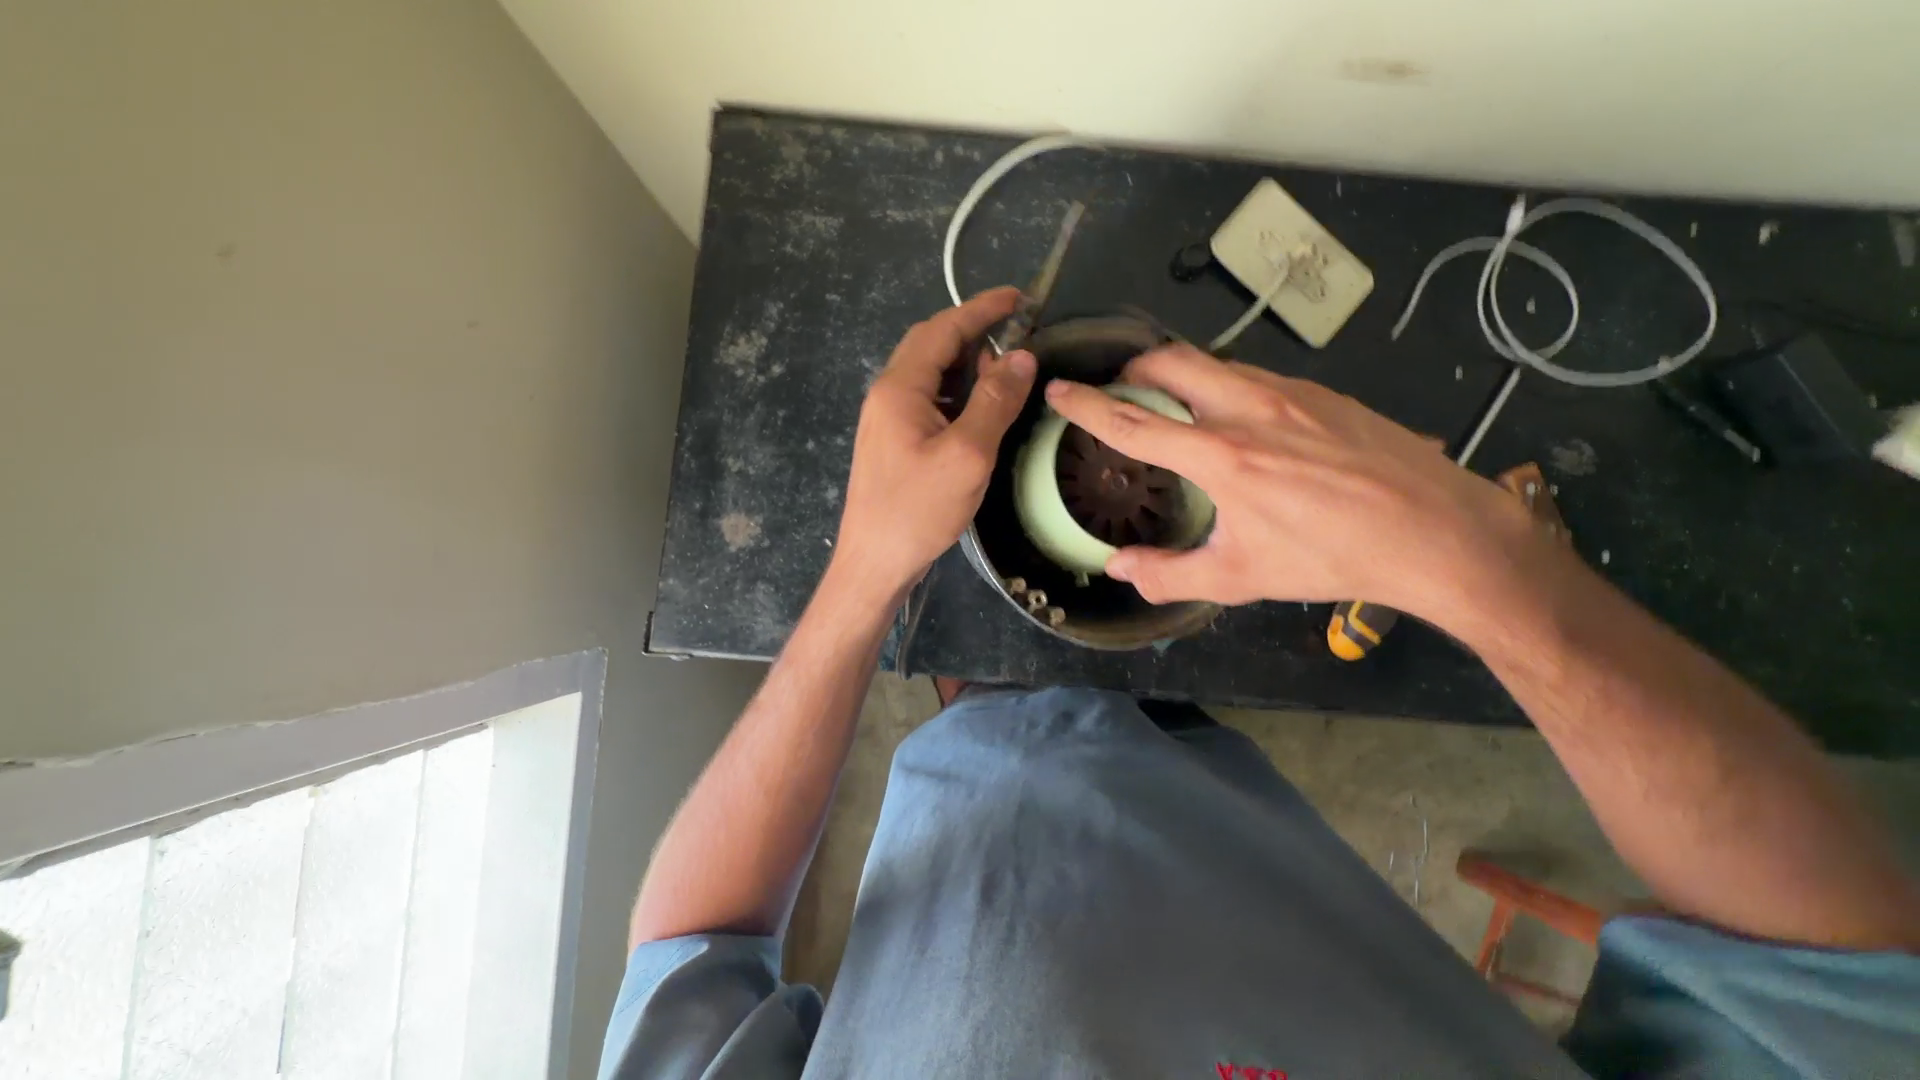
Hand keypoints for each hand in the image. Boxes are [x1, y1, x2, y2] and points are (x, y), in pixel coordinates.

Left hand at [831, 287, 1036, 599]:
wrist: (874, 564)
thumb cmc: (917, 510)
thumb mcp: (967, 455)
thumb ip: (994, 401)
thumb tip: (1021, 356)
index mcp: (899, 388)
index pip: (942, 329)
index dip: (981, 308)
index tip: (1018, 296)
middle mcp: (888, 394)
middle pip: (932, 346)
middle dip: (975, 336)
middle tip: (1018, 344)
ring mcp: (887, 419)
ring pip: (931, 375)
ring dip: (968, 368)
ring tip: (1005, 380)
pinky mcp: (894, 443)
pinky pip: (929, 402)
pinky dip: (958, 396)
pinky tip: (981, 414)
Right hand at [1043, 346, 1543, 627]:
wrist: (1433, 530)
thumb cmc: (1329, 559)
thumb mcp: (1240, 578)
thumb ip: (1167, 573)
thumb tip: (1117, 568)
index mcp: (1220, 455)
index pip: (1134, 422)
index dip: (1087, 406)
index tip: (1059, 391)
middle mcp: (1248, 408)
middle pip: (1171, 362)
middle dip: (1136, 369)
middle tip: (1124, 390)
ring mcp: (1289, 392)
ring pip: (1215, 363)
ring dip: (1182, 375)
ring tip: (1178, 404)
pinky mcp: (1321, 391)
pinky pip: (1255, 374)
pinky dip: (1226, 385)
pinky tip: (1242, 419)